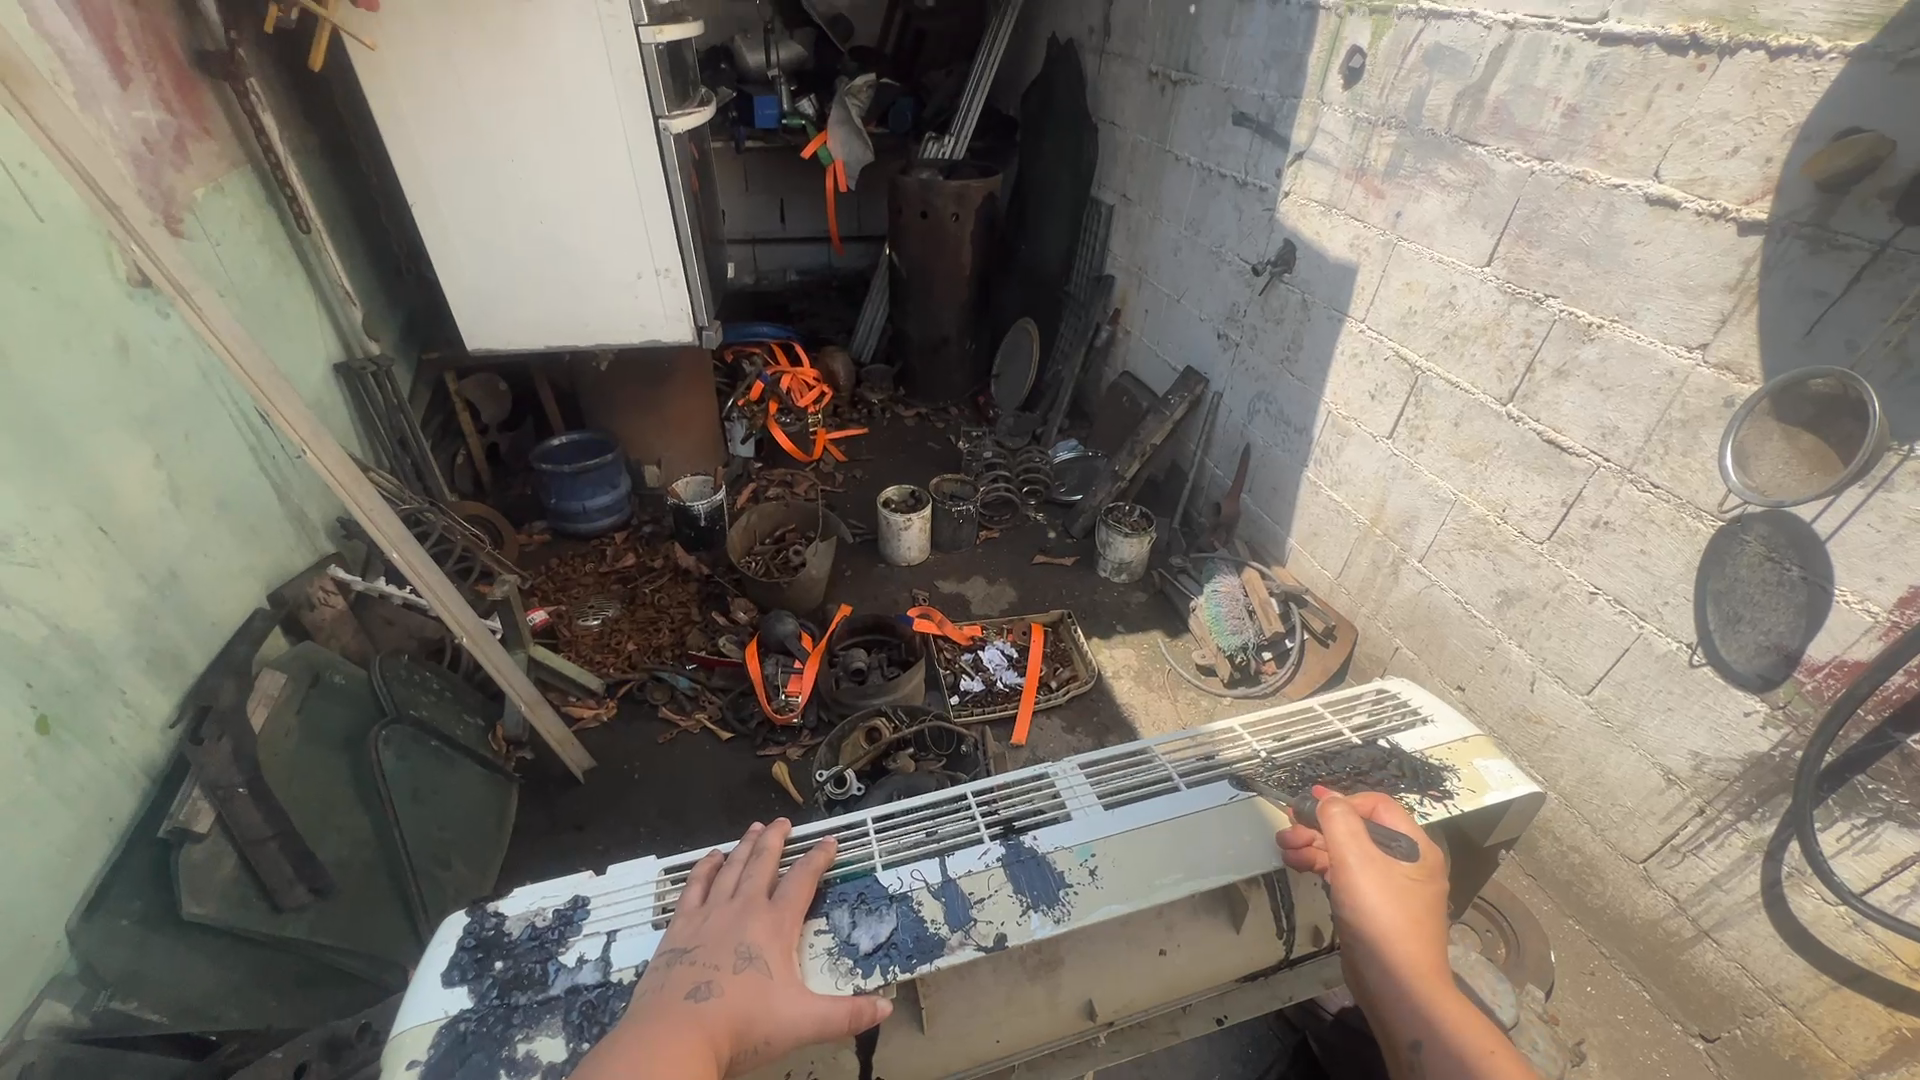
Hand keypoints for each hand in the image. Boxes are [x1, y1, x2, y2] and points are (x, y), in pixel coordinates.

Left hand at [573, 820, 891, 1079]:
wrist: (676, 1037)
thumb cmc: (742, 1027)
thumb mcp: (802, 1023)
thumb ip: (846, 1015)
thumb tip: (886, 1007)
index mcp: (775, 925)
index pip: (802, 880)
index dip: (819, 857)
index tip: (830, 840)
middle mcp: (744, 908)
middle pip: (763, 862)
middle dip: (776, 839)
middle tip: (783, 821)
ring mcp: (709, 914)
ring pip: (731, 868)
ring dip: (745, 846)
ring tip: (754, 828)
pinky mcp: (680, 927)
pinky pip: (695, 886)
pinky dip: (704, 868)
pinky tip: (711, 858)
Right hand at [1275, 786, 1450, 1001]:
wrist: (1397, 986)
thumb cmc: (1379, 915)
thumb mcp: (1355, 859)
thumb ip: (1338, 820)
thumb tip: (1326, 799)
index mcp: (1414, 847)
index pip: (1376, 805)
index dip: (1341, 801)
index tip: (1307, 807)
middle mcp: (1406, 862)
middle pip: (1357, 828)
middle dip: (1318, 826)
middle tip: (1286, 830)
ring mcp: (1390, 886)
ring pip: (1347, 852)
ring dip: (1313, 845)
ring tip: (1284, 849)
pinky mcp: (1374, 907)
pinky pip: (1346, 874)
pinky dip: (1321, 866)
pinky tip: (1297, 865)